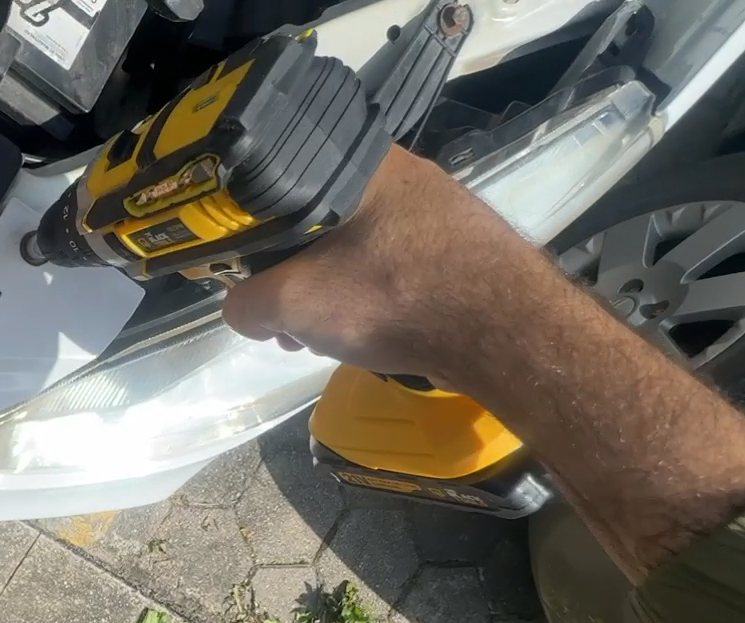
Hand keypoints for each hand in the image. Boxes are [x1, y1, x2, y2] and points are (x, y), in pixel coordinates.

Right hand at [222, 146, 565, 384]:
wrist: (501, 332)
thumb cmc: (389, 300)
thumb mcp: (288, 304)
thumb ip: (243, 304)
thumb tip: (244, 309)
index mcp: (357, 165)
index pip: (274, 194)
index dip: (248, 241)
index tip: (245, 281)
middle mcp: (397, 174)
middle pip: (306, 227)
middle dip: (284, 279)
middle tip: (281, 321)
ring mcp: (429, 208)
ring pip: (341, 250)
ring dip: (318, 295)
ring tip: (317, 336)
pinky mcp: (447, 243)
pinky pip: (377, 265)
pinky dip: (356, 297)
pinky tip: (358, 329)